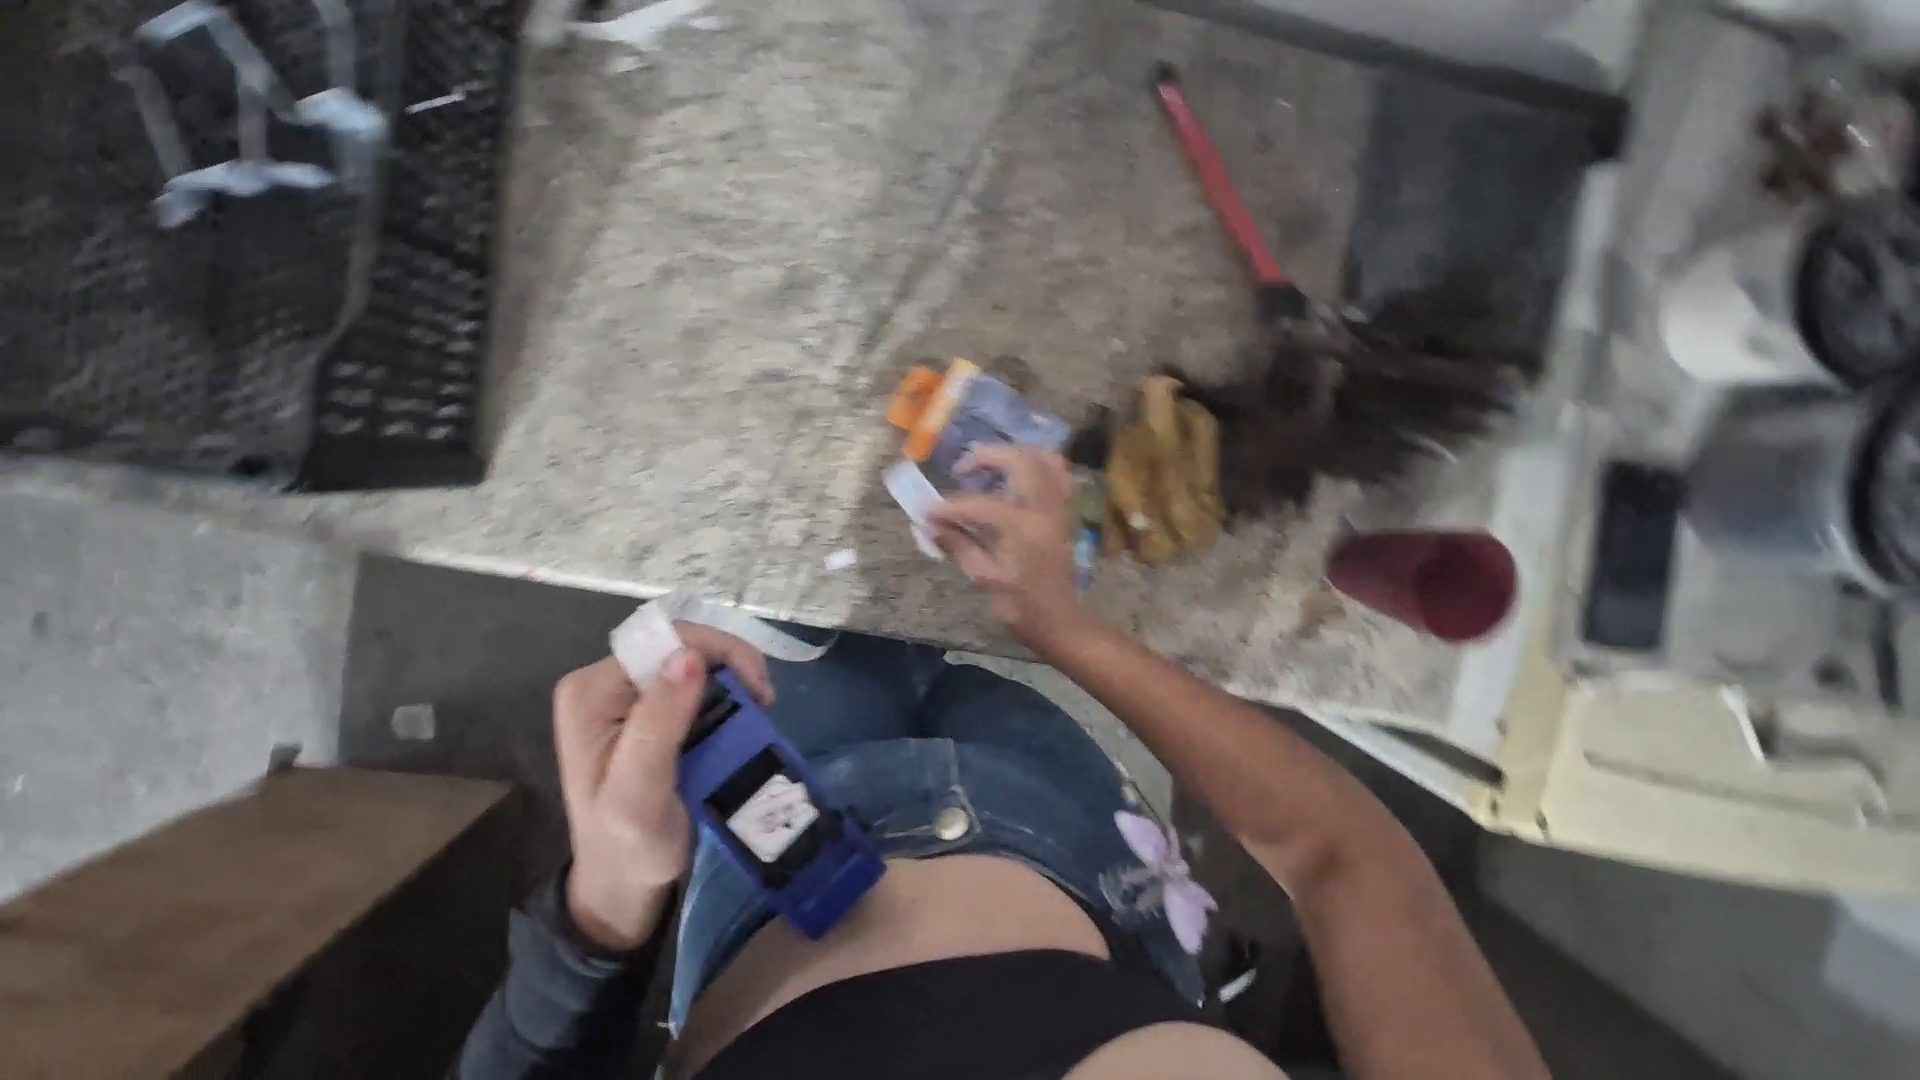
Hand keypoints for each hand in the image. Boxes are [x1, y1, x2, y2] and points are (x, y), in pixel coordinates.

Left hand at [553, 624, 773, 950]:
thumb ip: (659, 724)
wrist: (625, 884)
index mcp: (591, 692)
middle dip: (732, 666)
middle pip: (684, 645)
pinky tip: (745, 718)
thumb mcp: (640, 791)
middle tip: (765, 704)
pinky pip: (698, 684)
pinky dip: (729, 697)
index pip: (666, 641)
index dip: (719, 652)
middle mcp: (606, 683)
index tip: (758, 691)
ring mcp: (628, 696)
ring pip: (697, 661)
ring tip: (759, 713)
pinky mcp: (651, 711)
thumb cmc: (629, 845)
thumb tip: (688, 655)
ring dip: (735, 682)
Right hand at [929, 444, 1087, 647]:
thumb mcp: (986, 579)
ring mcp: (1059, 509)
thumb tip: (930, 525)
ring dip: (1015, 455)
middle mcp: (1045, 510)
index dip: (949, 507)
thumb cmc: (1021, 607)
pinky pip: (1057, 474)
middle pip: (1020, 461)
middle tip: (962, 470)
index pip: (980, 505)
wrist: (1060, 622)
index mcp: (1023, 529)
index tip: (926, 511)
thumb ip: (959, 545)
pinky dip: (1036, 465)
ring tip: (989, 467)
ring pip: (1044, 460)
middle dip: (987, 458)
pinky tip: (1015, 476)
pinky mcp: (1064, 513)